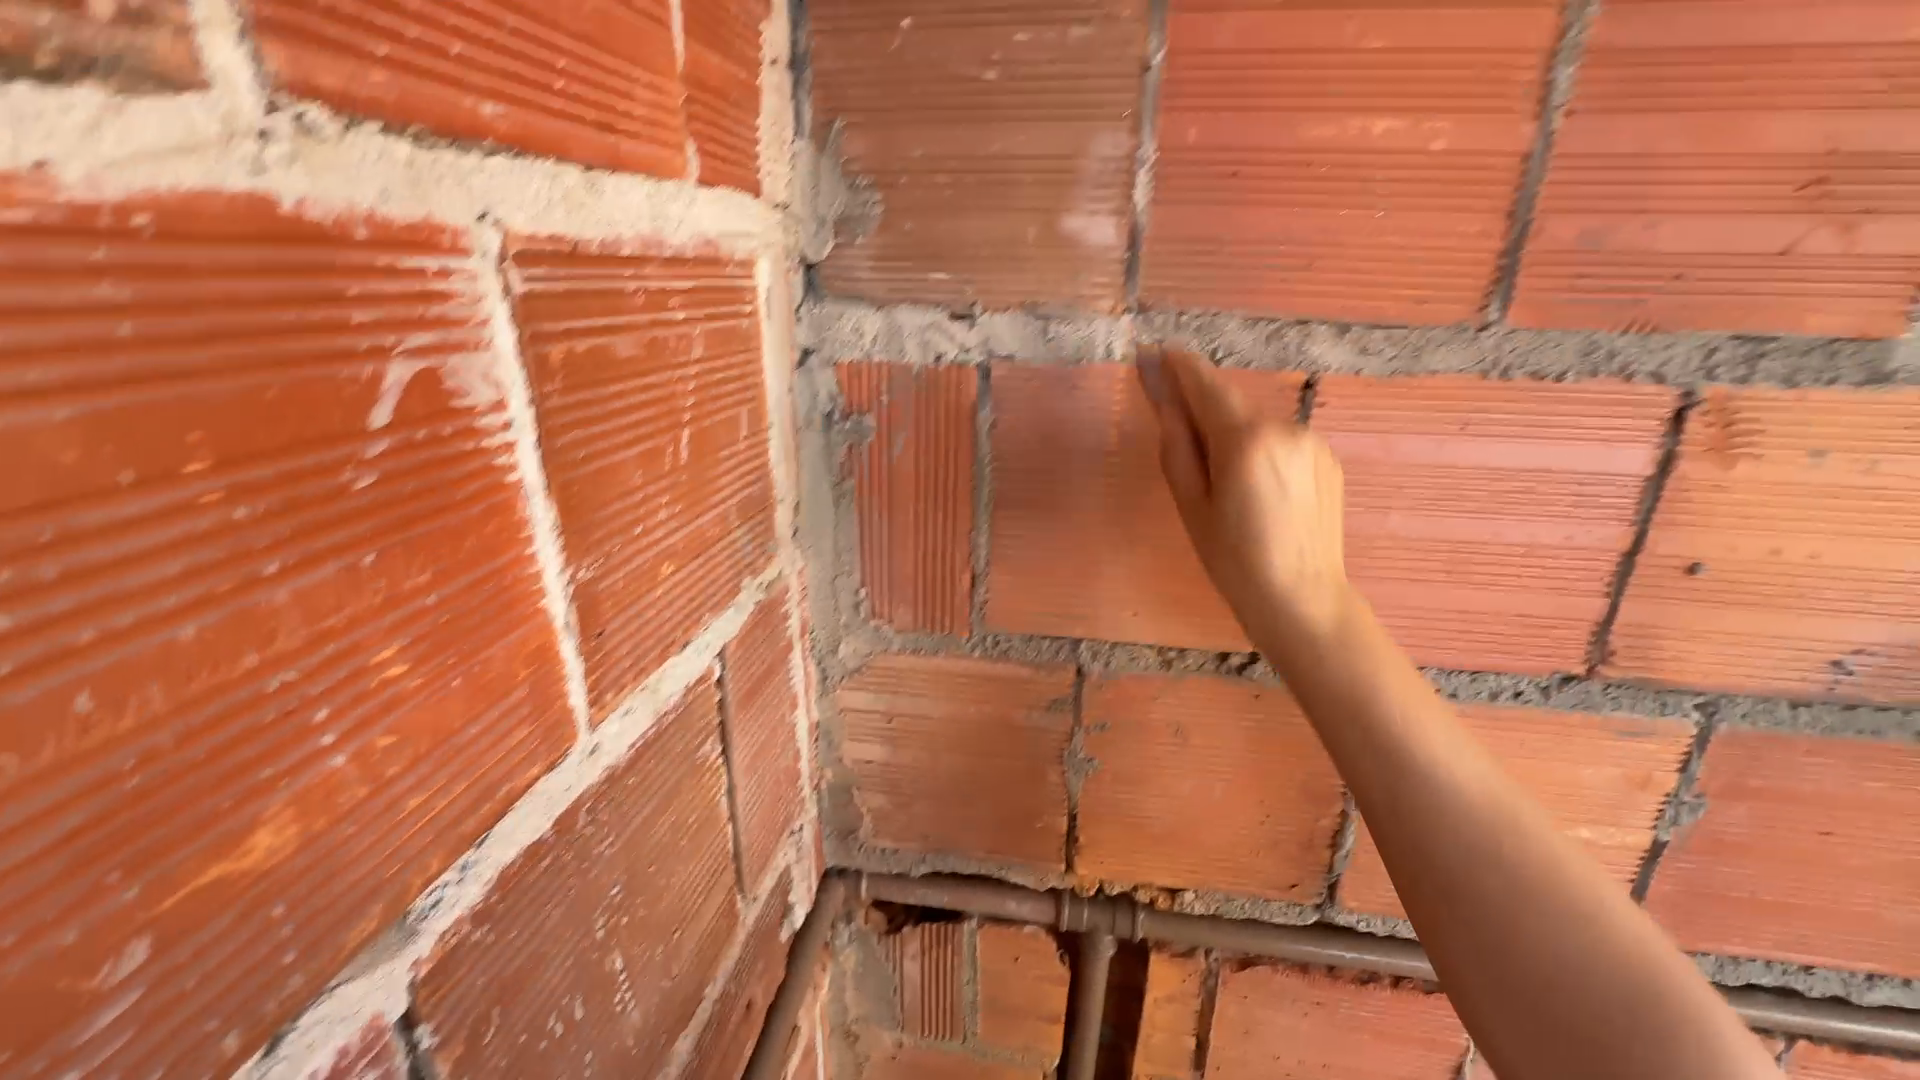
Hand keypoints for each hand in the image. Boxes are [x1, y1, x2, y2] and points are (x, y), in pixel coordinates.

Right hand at [1137, 346, 1353, 648]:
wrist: (1302, 598)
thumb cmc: (1232, 560)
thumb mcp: (1191, 505)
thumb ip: (1176, 443)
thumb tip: (1163, 397)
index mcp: (1244, 439)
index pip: (1205, 384)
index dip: (1177, 365)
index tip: (1153, 352)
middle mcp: (1284, 428)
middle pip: (1231, 402)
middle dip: (1201, 404)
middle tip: (1174, 424)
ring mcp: (1312, 441)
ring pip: (1256, 422)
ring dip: (1231, 430)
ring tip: (1219, 477)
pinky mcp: (1327, 458)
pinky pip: (1280, 440)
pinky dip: (1258, 448)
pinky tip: (1254, 488)